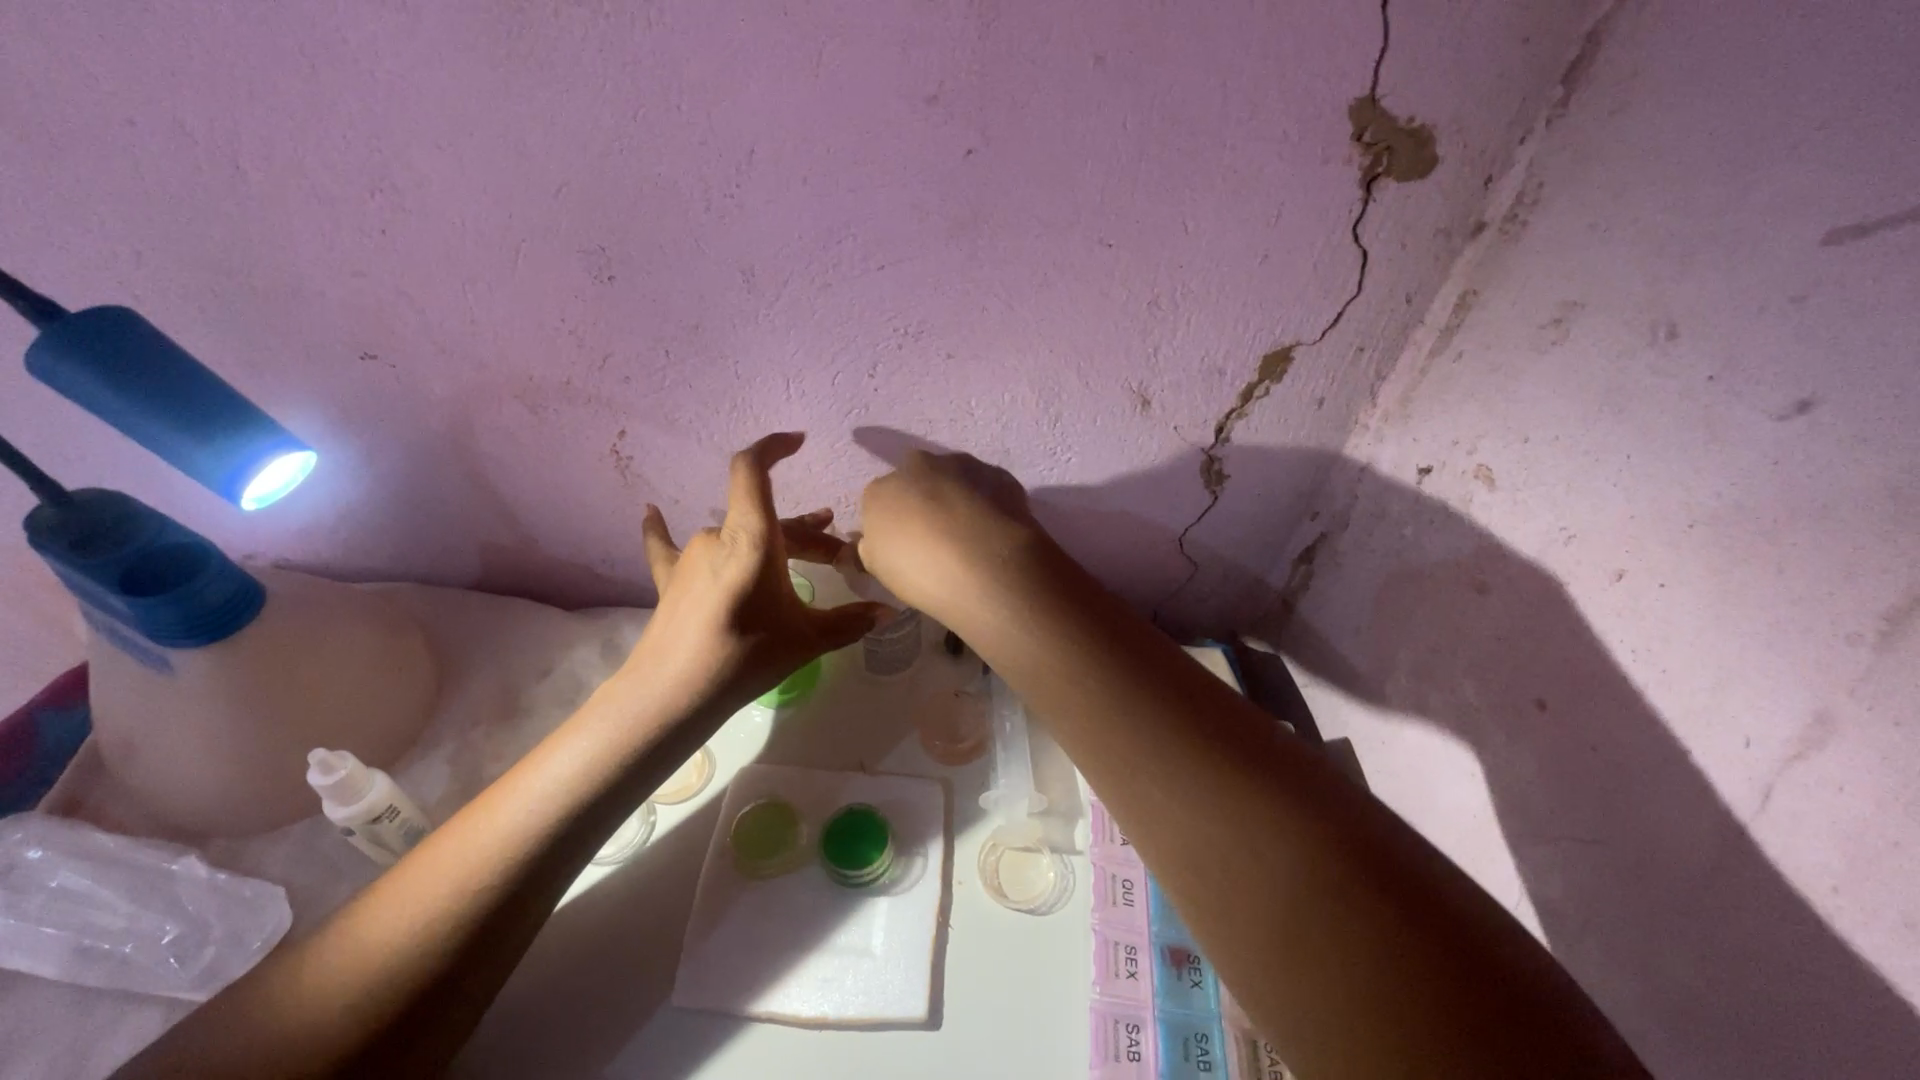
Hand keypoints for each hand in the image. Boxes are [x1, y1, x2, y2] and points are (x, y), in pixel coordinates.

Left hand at [628, 433, 888, 711]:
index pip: (753, 470)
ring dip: (768, 543)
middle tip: (838, 557)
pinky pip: (668, 546)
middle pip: (766, 517)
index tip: (798, 442)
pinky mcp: (669, 579)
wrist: (675, 693)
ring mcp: (690, 556)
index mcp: (753, 537)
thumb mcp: (808, 639)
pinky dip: (663, 528)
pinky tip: (650, 510)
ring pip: (737, 536)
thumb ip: (850, 621)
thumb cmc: (748, 655)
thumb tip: (889, 614)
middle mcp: (719, 535)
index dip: (774, 447)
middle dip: (807, 534)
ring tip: (791, 560)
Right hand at [856, 449, 1048, 617]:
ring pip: (954, 478)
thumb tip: (869, 540)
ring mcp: (962, 465)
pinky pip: (988, 487)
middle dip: (924, 501)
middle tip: (938, 538)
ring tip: (972, 536)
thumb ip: (870, 548)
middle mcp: (918, 465)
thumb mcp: (879, 569)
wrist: (985, 566)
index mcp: (880, 489)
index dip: (893, 524)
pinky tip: (996, 531)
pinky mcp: (999, 474)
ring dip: (958, 498)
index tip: (906, 547)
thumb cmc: (921, 571)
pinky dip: (989, 502)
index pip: (879, 501)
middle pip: (917, 481)